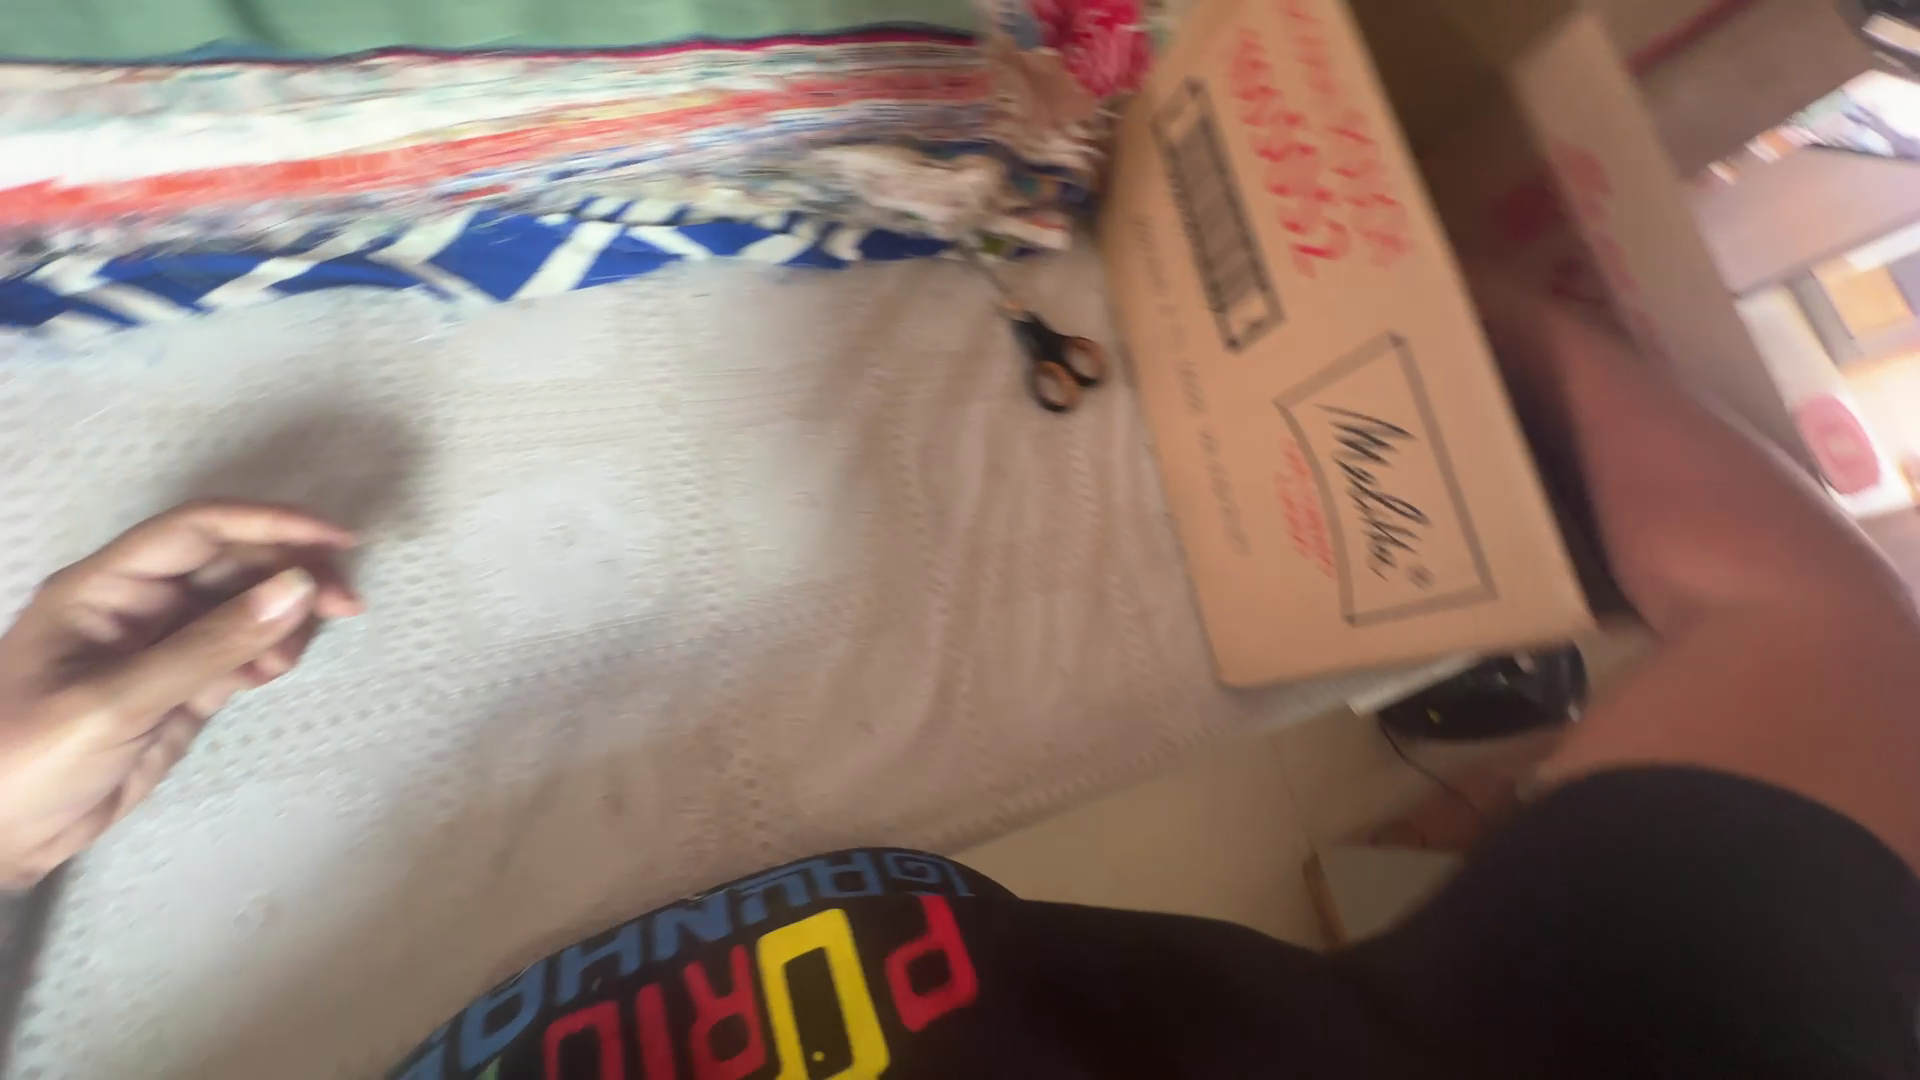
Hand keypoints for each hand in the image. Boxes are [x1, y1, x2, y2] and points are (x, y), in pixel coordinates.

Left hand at [0, 501, 362, 886]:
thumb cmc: (24, 763)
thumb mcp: (118, 702)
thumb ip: (214, 643)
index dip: (272, 524)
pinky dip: (276, 652)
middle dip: (299, 574)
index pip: (200, 530)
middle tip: (348, 606)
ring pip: (256, 600)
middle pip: (240, 560)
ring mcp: (168, 640)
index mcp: (105, 590)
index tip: (341, 541)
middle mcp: (142, 603)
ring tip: (285, 661)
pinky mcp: (192, 676)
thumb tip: (302, 587)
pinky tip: (266, 678)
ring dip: (290, 619)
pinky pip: (254, 643)